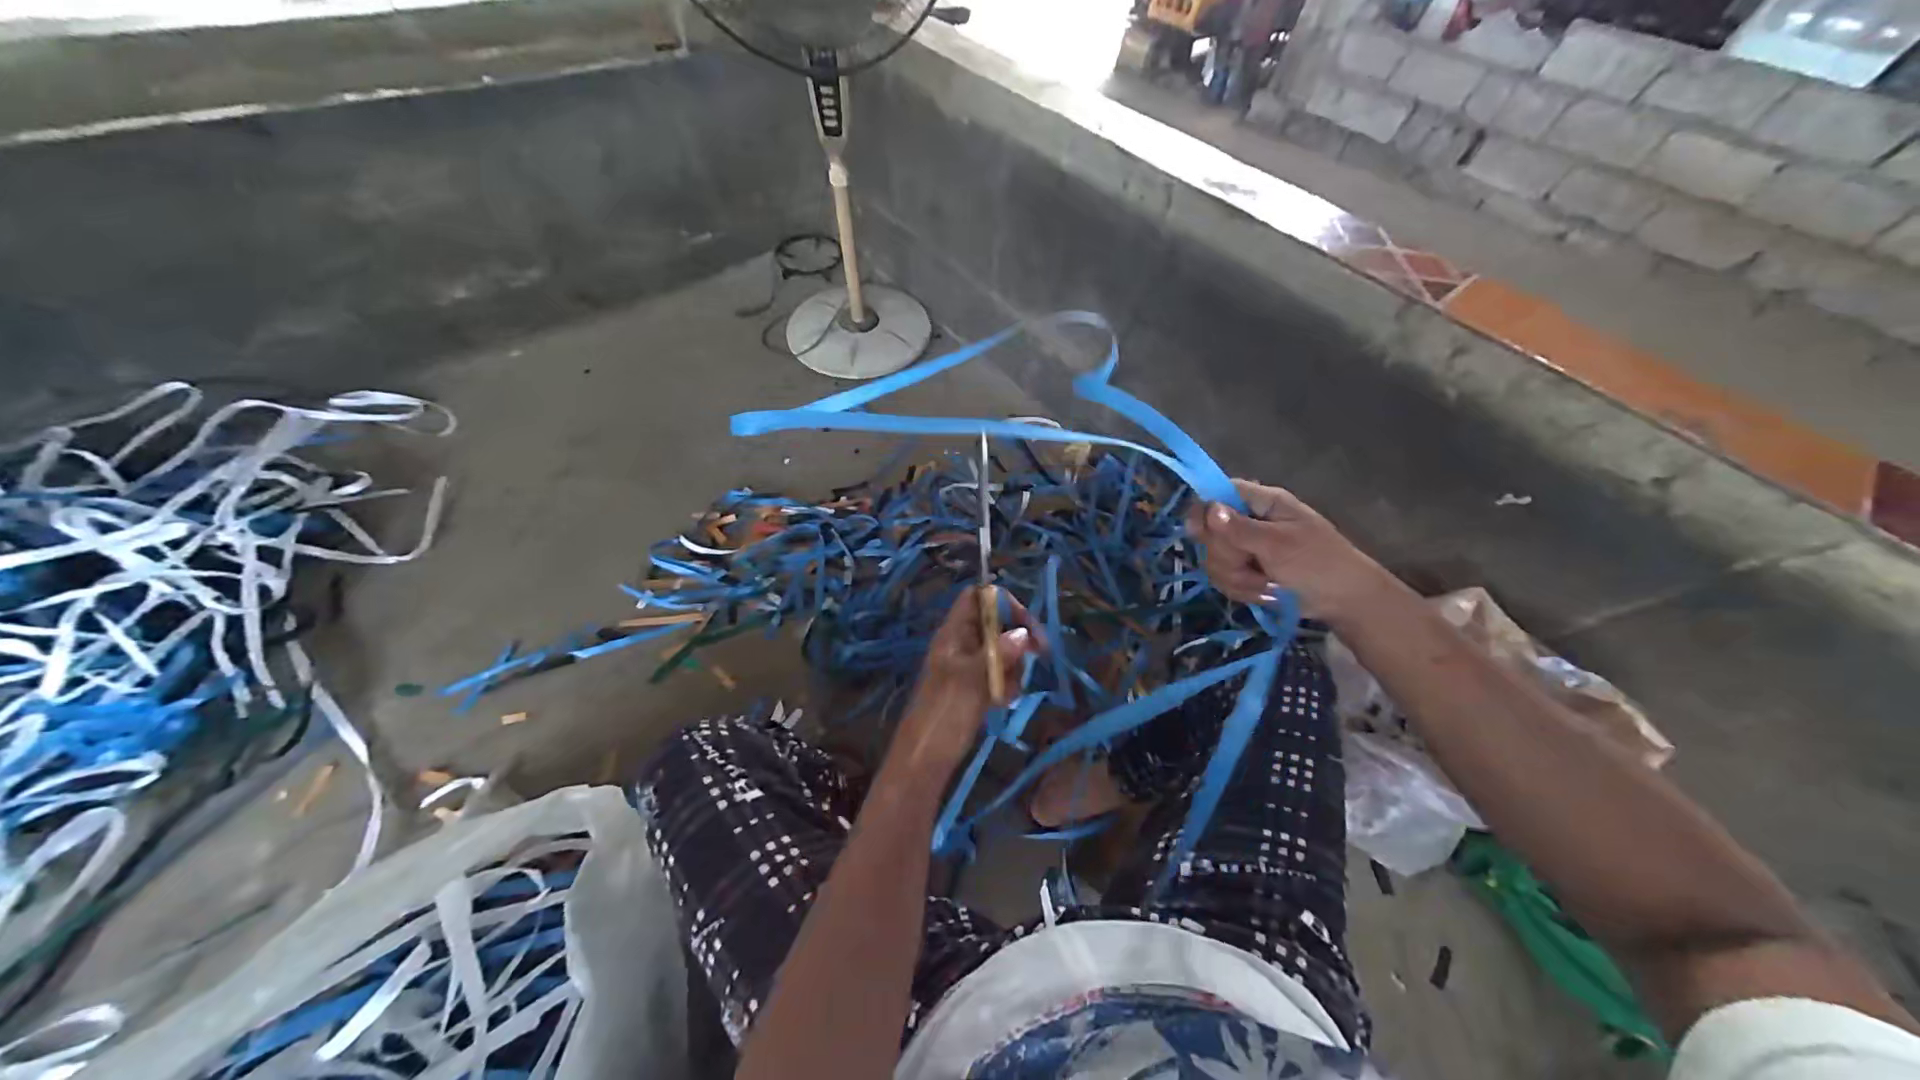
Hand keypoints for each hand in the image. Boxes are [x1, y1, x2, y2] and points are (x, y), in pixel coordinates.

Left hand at [896, 586, 1040, 773]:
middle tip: (1038, 656)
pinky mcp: (974, 687)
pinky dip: (1006, 684)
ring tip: (1008, 691)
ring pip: (1002, 650)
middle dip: (1017, 639)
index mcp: (953, 633)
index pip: (978, 597)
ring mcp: (968, 666)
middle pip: (996, 623)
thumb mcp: (973, 679)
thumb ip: (998, 652)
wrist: (925, 758)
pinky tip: (1002, 702)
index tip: (1027, 627)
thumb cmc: (944, 713)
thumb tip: (1024, 634)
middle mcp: (961, 644)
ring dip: (1014, 666)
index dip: (1003, 603)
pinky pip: (998, 674)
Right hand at [1185, 479, 1397, 623]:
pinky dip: (1242, 590)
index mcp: (1262, 503)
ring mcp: (1247, 548)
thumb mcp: (1279, 545)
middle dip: (1227, 556)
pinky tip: (1263, 594)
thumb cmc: (1319, 564)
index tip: (1201, 532)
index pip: (1218, 493)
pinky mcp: (1246, 571)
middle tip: (1251, 565)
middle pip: (1210, 532)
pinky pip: (1224, 578)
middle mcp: (1249, 521)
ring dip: (1236, 578)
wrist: (1346, 602)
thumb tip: (1209, 509)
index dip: (1205, 511)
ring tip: (1264, 585)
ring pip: (1214, 560)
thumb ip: (1240, 530)